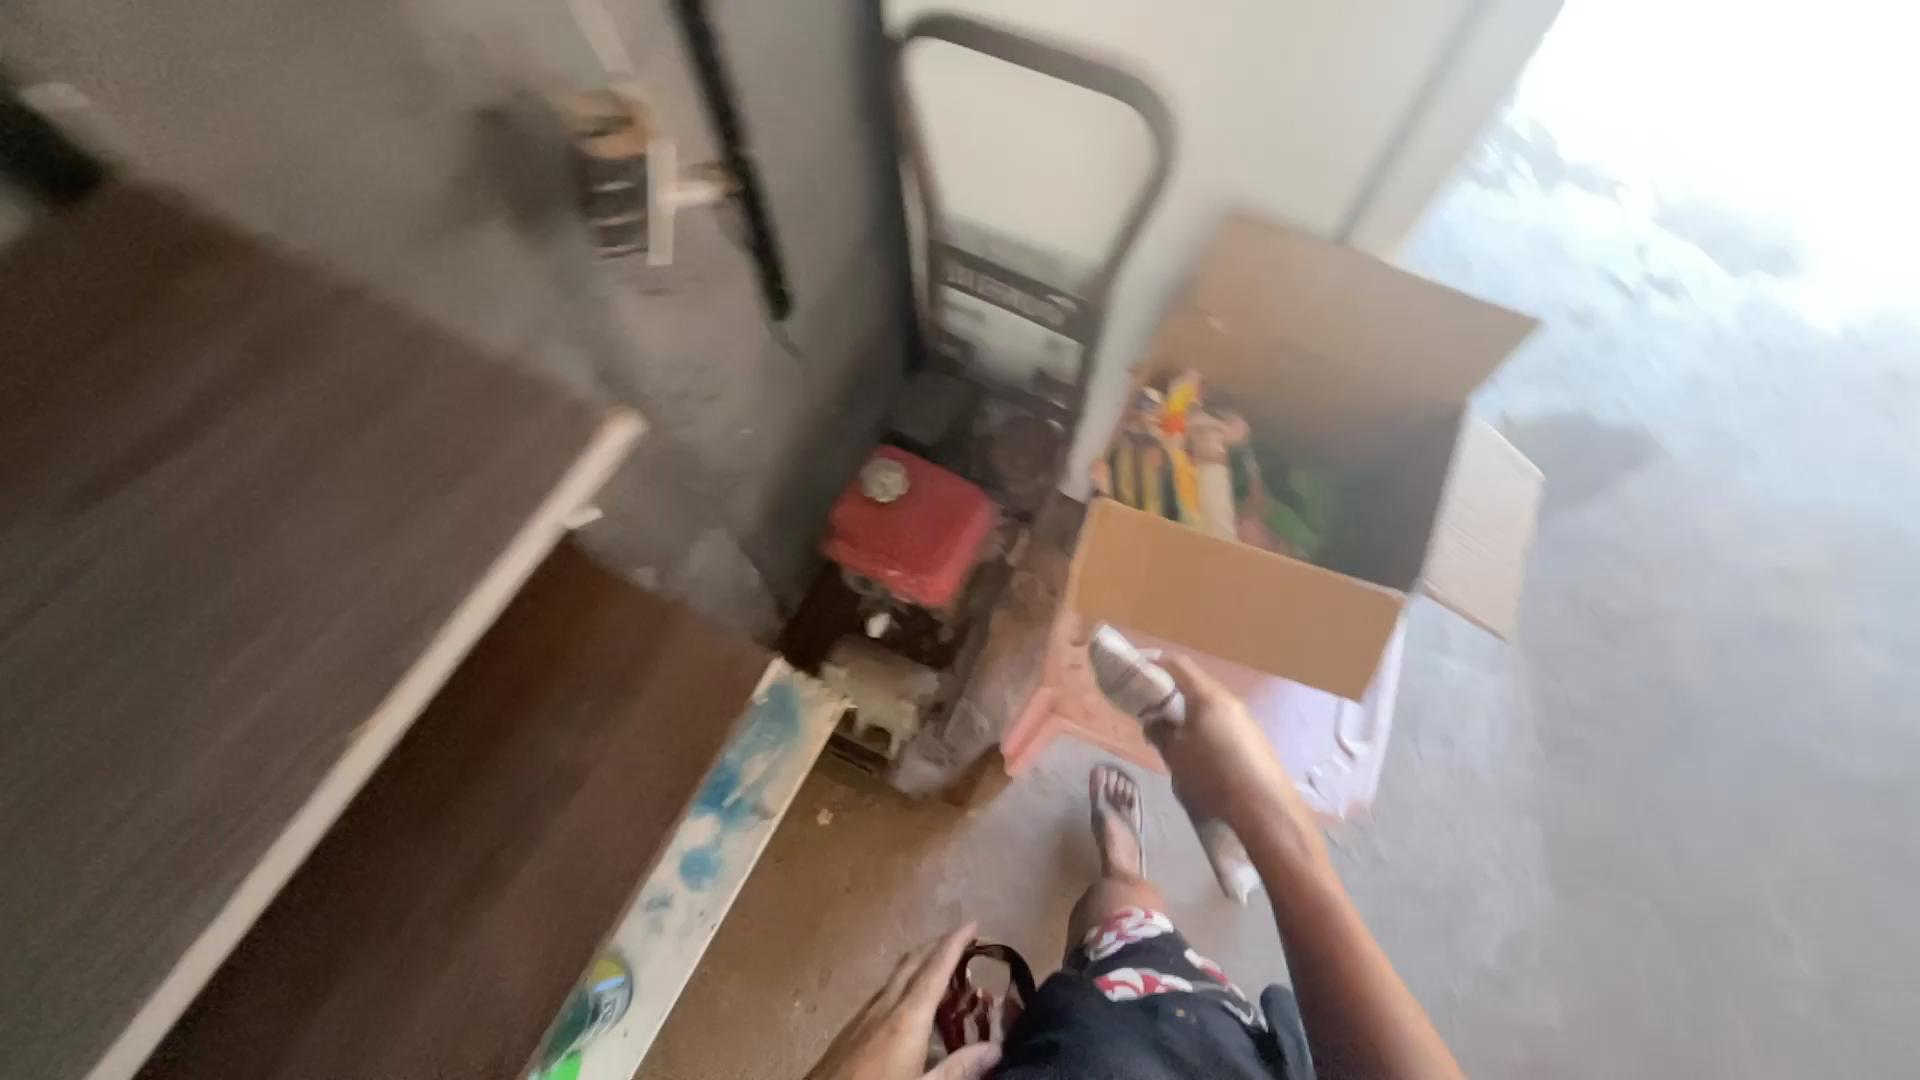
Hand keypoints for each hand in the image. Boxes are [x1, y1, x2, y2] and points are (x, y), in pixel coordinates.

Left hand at [804, 923, 1001, 1079]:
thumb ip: (958, 1069)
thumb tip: (995, 1048)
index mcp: (908, 1018)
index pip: (936, 968)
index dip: (956, 943)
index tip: (973, 923)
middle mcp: (886, 1005)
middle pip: (914, 961)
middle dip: (939, 944)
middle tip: (964, 940)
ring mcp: (865, 1015)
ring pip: (897, 974)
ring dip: (921, 961)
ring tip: (942, 966)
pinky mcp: (851, 1029)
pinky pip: (885, 991)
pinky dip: (905, 982)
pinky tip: (909, 1002)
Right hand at [1158, 656, 1320, 848]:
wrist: (1267, 810)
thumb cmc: (1214, 776)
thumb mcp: (1175, 755)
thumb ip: (1159, 731)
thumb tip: (1153, 721)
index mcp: (1208, 696)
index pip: (1177, 664)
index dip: (1153, 662)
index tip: (1135, 672)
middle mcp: (1229, 700)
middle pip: (1194, 684)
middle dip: (1169, 691)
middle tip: (1148, 707)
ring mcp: (1245, 720)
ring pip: (1209, 705)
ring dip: (1186, 712)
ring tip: (1170, 733)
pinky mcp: (1254, 740)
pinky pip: (1222, 722)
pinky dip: (1203, 727)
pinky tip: (1197, 752)